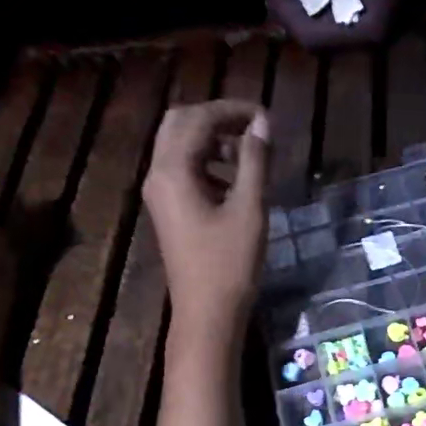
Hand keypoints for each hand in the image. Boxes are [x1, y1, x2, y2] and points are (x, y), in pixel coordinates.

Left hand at [143, 100, 269, 321]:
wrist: (207, 314)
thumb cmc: (230, 265)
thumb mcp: (249, 210)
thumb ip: (255, 162)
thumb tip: (263, 124)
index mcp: (173, 170)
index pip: (198, 119)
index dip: (232, 111)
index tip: (267, 116)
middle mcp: (158, 175)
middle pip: (180, 125)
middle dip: (217, 119)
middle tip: (254, 128)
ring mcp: (160, 195)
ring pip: (180, 148)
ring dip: (213, 141)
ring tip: (250, 155)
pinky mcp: (169, 212)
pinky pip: (183, 172)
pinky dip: (208, 164)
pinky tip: (236, 183)